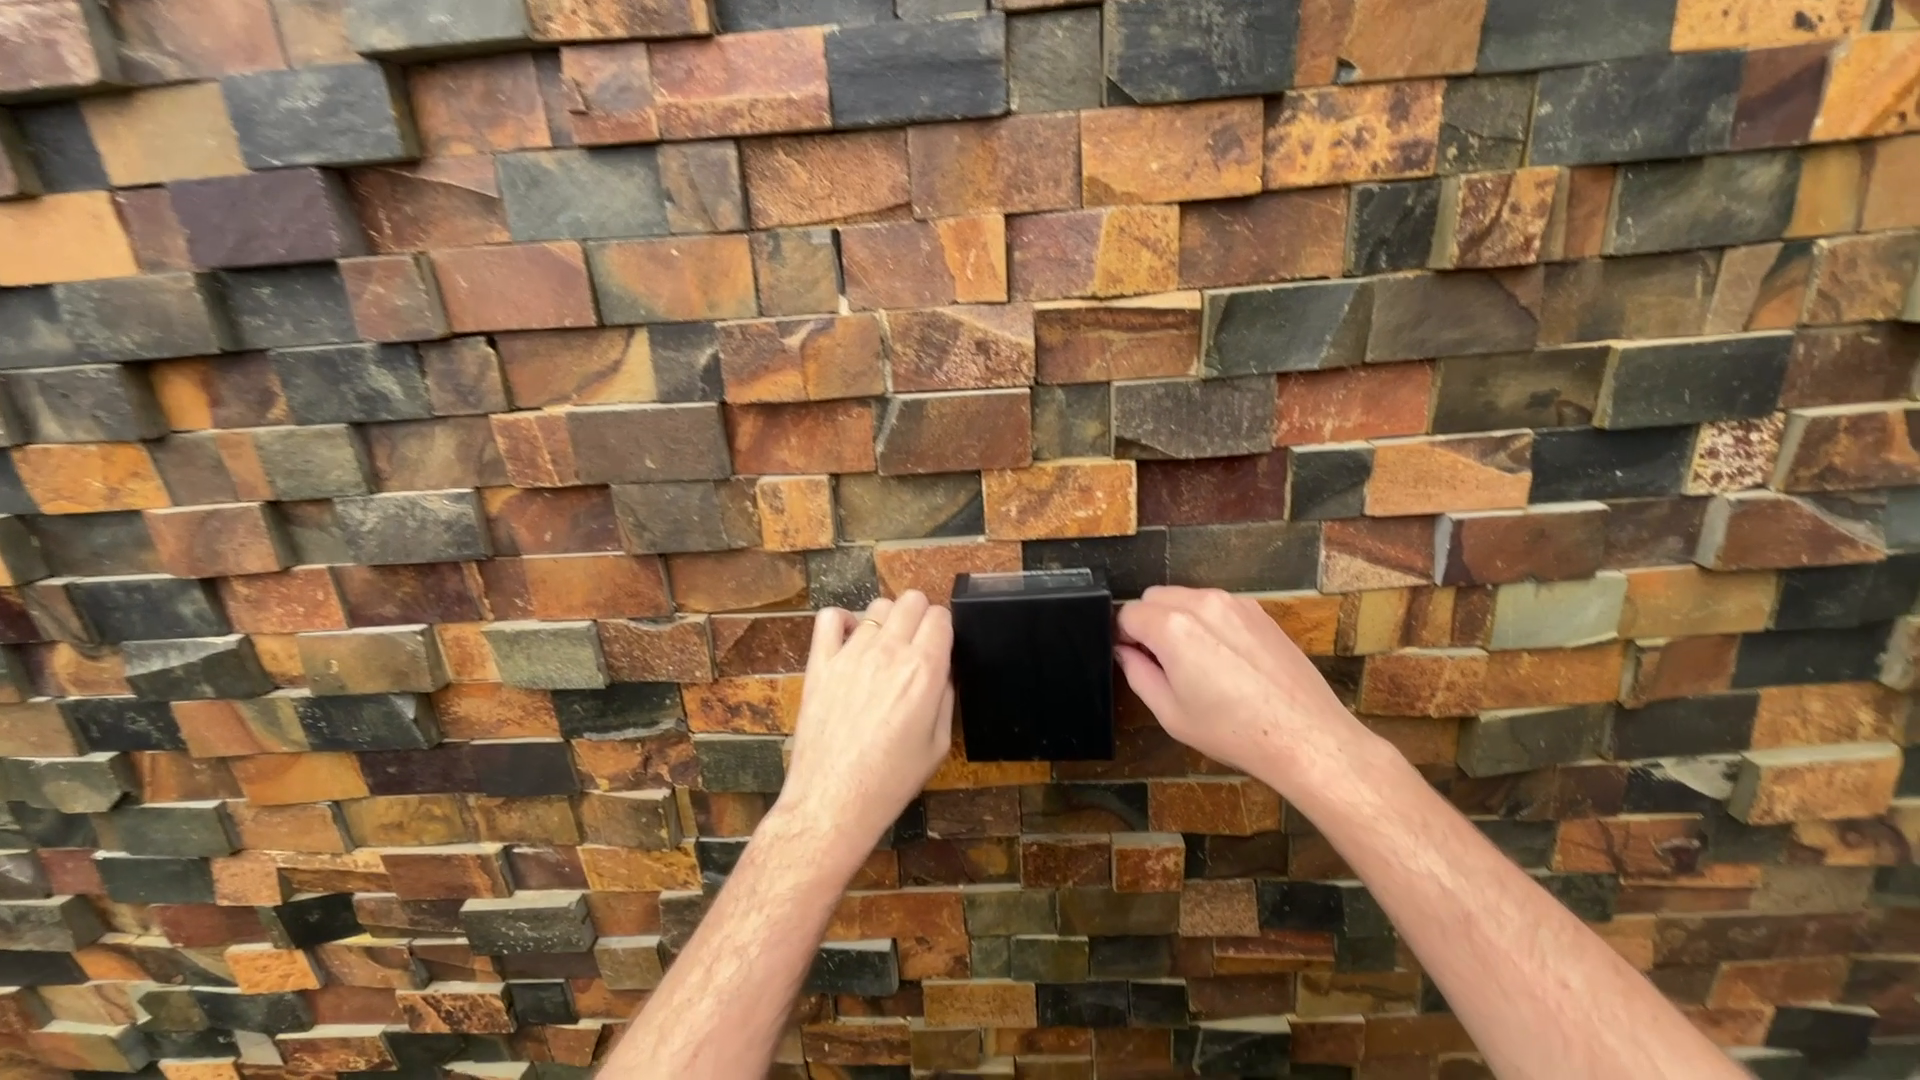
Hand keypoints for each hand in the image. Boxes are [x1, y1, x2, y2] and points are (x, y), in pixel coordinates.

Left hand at [780, 591, 955, 854]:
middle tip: (916, 644)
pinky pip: (829, 618)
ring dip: (886, 621)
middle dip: (919, 616)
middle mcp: (889, 653)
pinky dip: (842, 620)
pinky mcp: (820, 663)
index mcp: (924, 671)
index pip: (940, 617)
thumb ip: (946, 697)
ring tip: (884, 647)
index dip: (943, 629)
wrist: (834, 801)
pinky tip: (849, 640)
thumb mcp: (938, 745)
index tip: (939, 646)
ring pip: (877, 606)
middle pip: (911, 600)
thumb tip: (943, 671)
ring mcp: (851, 654)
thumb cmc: (890, 780)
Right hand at [1115, 586, 1372, 794]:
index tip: (1131, 658)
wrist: (1304, 734)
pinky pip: (1215, 605)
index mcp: (1174, 628)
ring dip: (1176, 618)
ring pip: (1185, 597)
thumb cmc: (1234, 730)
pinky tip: (1221, 658)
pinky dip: (1205, 621)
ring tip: (1192, 662)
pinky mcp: (1257, 611)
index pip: (1128, 613)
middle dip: (1147, 622)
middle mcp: (1203, 604)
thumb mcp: (1170, 713)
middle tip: (1159, 662)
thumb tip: (1126, 653)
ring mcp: (1234, 603)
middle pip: (1154, 597)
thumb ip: (1138, 674)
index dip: (1123, 636)